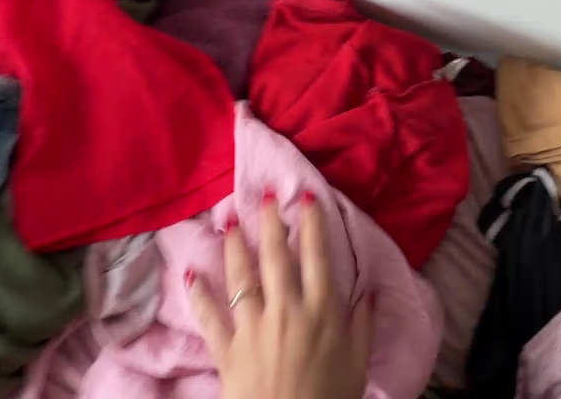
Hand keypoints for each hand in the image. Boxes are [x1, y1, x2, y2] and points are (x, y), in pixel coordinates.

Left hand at [189, 192, 373, 398]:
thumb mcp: (357, 364)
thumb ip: (362, 325)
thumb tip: (369, 291)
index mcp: (321, 310)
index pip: (317, 254)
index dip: (312, 222)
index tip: (306, 196)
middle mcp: (286, 310)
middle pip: (276, 256)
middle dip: (269, 223)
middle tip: (264, 196)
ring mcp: (253, 329)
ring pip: (241, 277)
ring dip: (234, 246)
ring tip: (228, 221)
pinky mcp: (227, 353)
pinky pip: (210, 318)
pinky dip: (199, 296)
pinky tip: (192, 274)